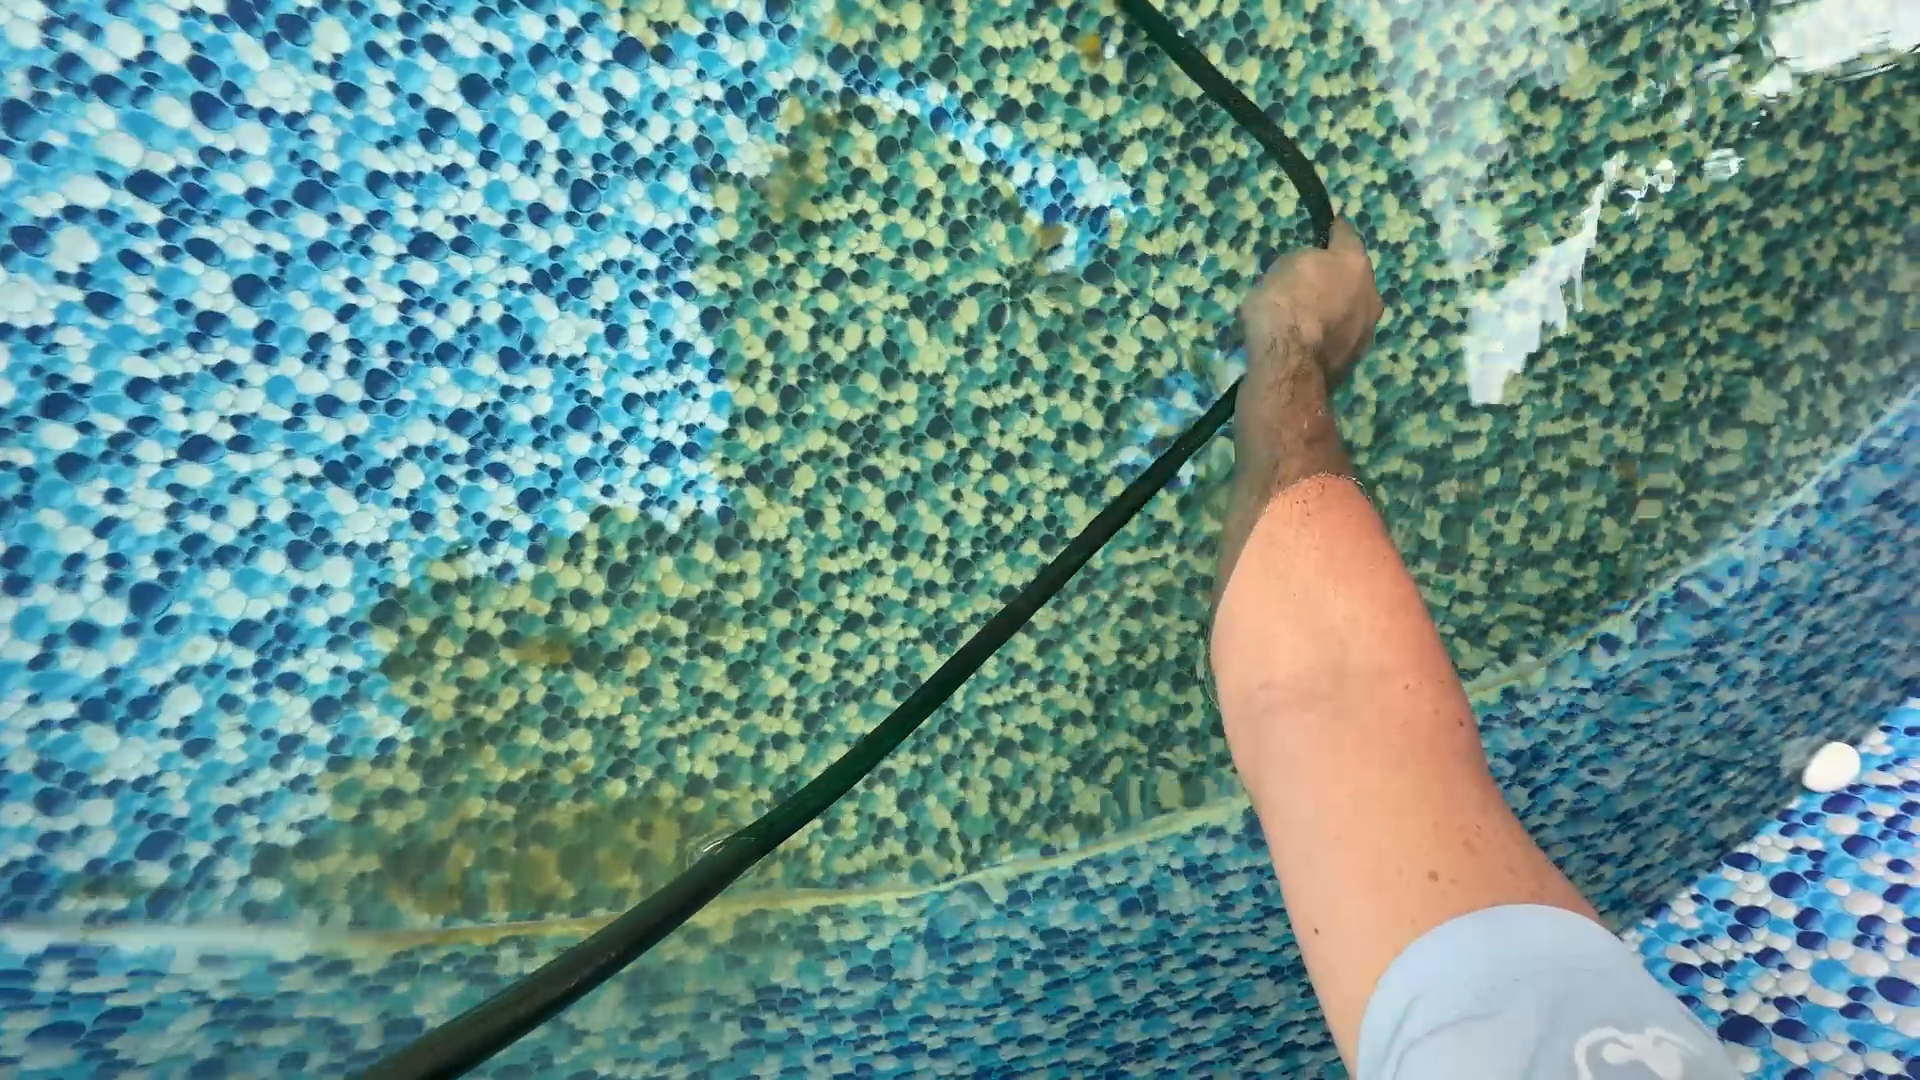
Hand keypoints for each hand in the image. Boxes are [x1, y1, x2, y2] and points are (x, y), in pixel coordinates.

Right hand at [1238, 219, 1382, 391]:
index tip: (1329, 228)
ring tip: (1310, 324)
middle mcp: (1370, 293)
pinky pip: (1340, 341)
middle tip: (1314, 288)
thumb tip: (1304, 274)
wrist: (1288, 365)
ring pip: (1352, 313)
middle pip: (1355, 279)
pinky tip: (1308, 347)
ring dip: (1336, 314)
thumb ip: (1298, 266)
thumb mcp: (1278, 271)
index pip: (1345, 236)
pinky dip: (1328, 341)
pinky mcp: (1354, 361)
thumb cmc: (1282, 308)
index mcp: (1353, 262)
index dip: (1333, 232)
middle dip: (1337, 280)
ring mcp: (1366, 330)